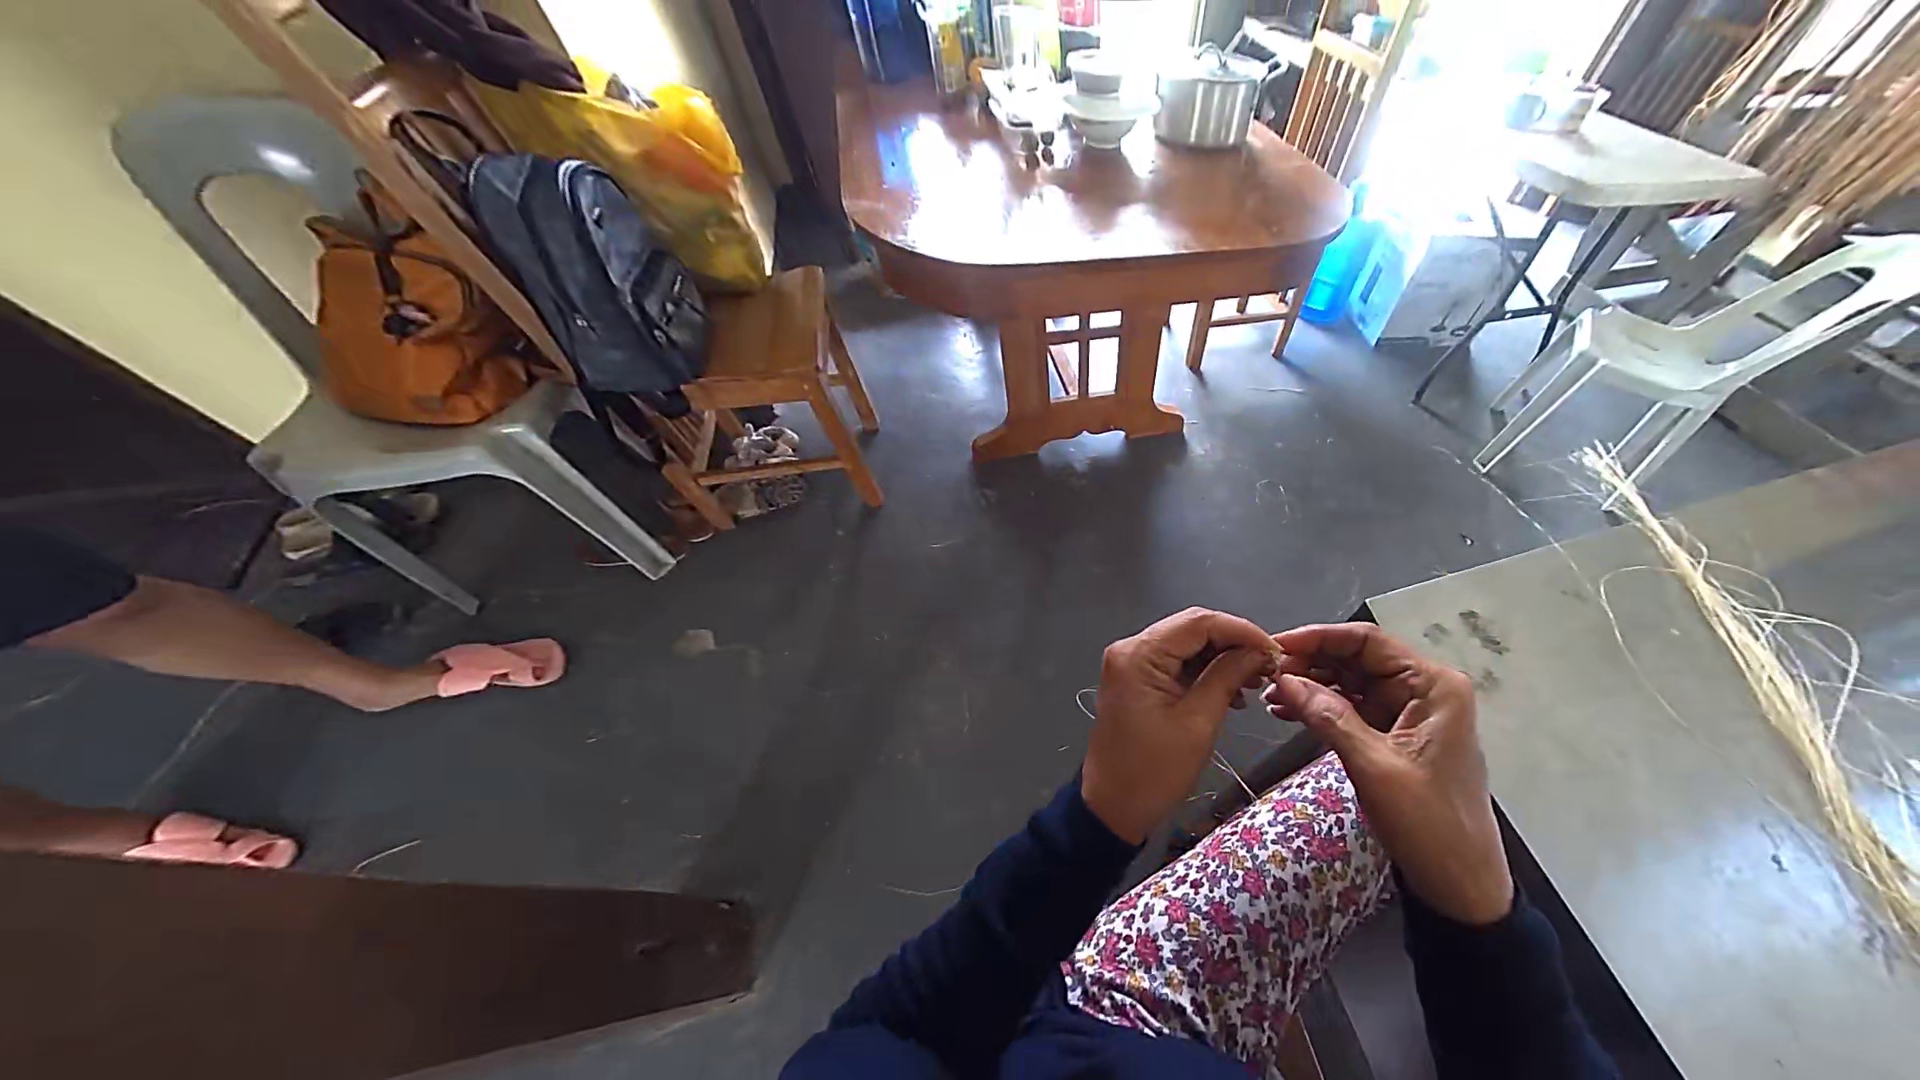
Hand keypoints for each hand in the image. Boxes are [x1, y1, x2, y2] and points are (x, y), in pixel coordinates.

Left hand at [1081, 608, 1278, 844]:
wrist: (1114, 803)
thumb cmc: (1153, 770)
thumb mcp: (1198, 722)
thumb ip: (1227, 677)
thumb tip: (1257, 652)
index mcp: (1138, 655)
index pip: (1198, 622)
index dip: (1241, 630)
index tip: (1274, 650)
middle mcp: (1130, 649)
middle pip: (1191, 629)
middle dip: (1234, 643)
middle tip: (1268, 666)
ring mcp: (1131, 664)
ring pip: (1187, 645)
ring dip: (1222, 658)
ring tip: (1254, 682)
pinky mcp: (1137, 679)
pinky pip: (1176, 663)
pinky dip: (1205, 672)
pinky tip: (1231, 692)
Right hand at [1263, 623, 1513, 924]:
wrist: (1459, 884)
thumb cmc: (1430, 824)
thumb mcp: (1373, 766)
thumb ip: (1327, 716)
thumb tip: (1283, 679)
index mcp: (1432, 686)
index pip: (1365, 641)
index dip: (1316, 638)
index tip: (1273, 646)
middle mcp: (1421, 689)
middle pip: (1353, 657)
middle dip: (1307, 662)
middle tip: (1265, 674)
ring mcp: (1405, 711)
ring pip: (1345, 680)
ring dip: (1307, 684)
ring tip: (1270, 695)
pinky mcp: (1389, 732)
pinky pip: (1346, 705)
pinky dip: (1316, 705)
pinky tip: (1285, 711)